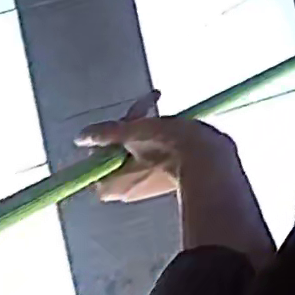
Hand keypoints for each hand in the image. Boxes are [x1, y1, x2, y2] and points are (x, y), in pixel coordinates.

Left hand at [75, 91, 239, 203]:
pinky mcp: (165, 178)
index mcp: (109, 183)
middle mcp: (122, 189)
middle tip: (157, 106)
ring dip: (153, 129)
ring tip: (171, 118)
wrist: (211, 163)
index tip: (142, 108)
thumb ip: (107, 133)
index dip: (121, 122)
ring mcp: (144, 185)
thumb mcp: (138, 132)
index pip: (103, 146)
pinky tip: (179, 130)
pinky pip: (155, 155)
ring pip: (140, 148)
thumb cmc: (173, 148)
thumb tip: (82, 136)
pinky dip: (164, 140)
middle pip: (121, 146)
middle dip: (139, 124)